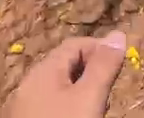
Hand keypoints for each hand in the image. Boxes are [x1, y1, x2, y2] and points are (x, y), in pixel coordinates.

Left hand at [5, 31, 127, 117]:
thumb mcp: (90, 97)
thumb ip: (104, 65)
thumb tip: (118, 34)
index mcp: (42, 72)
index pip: (75, 45)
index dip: (100, 50)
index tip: (119, 67)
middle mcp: (28, 87)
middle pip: (66, 67)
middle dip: (91, 74)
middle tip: (108, 93)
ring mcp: (23, 110)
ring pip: (58, 90)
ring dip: (81, 94)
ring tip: (96, 111)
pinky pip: (50, 109)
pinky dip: (67, 110)